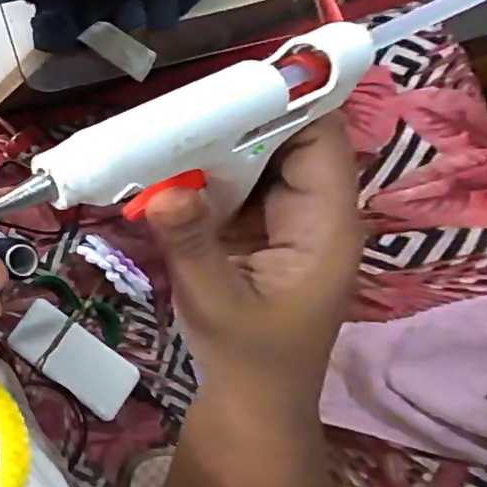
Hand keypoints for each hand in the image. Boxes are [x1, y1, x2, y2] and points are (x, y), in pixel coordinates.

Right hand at [144, 113, 360, 404]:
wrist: (249, 402)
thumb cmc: (247, 358)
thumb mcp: (215, 301)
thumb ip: (191, 242)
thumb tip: (162, 189)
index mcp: (324, 224)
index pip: (319, 140)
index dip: (286, 102)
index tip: (228, 84)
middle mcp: (310, 211)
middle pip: (284, 140)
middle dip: (235, 119)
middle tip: (177, 107)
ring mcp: (281, 219)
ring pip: (254, 159)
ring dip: (214, 144)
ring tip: (163, 129)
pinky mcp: (254, 229)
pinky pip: (233, 185)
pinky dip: (203, 172)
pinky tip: (166, 165)